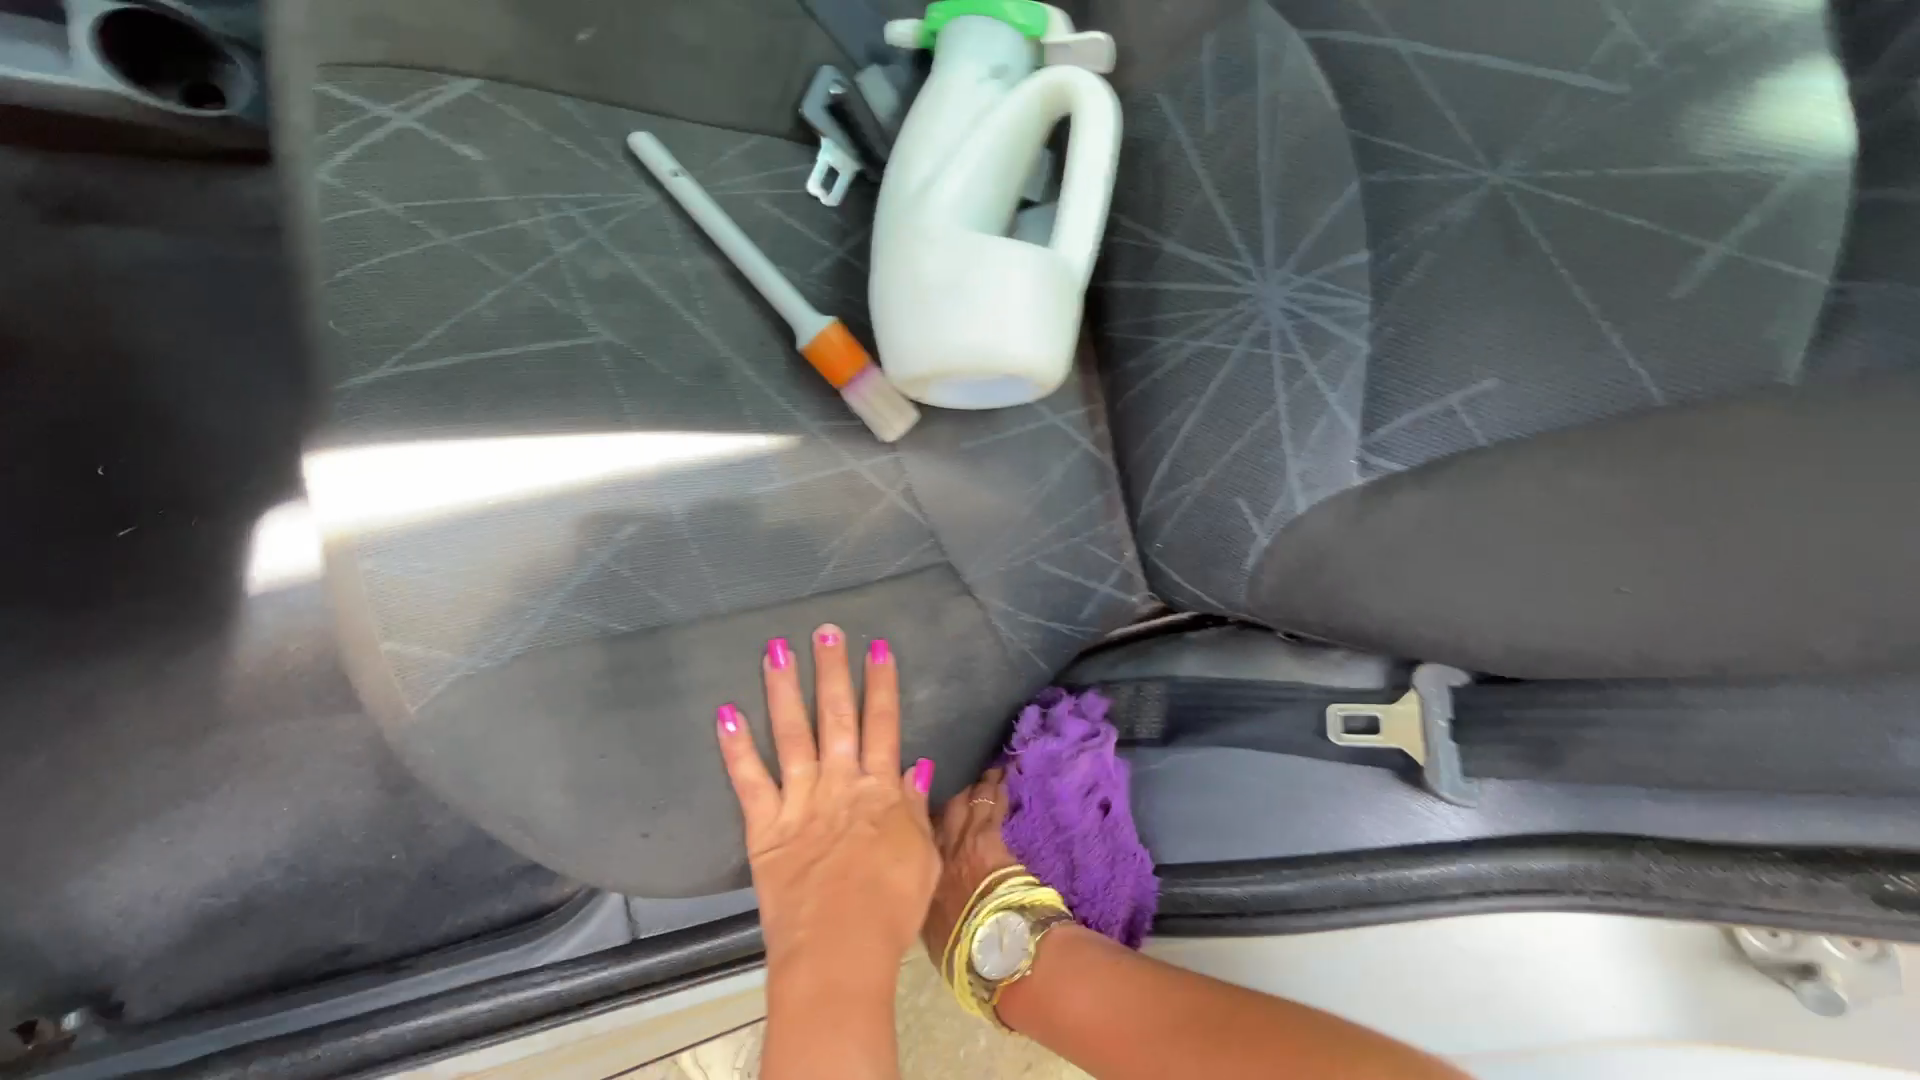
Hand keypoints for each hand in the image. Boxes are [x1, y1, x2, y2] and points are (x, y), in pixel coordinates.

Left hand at [715, 624, 939, 981]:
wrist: (840, 951)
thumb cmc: (890, 908)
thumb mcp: (921, 857)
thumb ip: (914, 808)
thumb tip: (916, 766)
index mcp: (879, 791)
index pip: (883, 725)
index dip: (881, 684)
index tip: (877, 647)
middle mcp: (839, 784)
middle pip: (837, 717)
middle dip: (833, 671)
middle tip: (825, 630)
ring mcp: (799, 802)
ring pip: (792, 735)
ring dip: (784, 690)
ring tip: (776, 650)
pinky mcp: (765, 828)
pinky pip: (749, 782)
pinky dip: (736, 748)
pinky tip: (726, 714)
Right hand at [922, 767, 1019, 963]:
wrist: (992, 948)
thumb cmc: (964, 951)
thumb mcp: (931, 935)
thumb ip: (926, 911)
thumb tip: (919, 904)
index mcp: (916, 882)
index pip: (911, 843)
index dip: (915, 820)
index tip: (917, 803)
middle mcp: (932, 856)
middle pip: (933, 816)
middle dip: (939, 791)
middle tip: (944, 770)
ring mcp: (958, 844)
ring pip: (963, 805)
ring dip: (973, 786)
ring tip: (981, 767)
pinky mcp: (986, 839)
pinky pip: (990, 806)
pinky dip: (994, 790)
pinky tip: (999, 776)